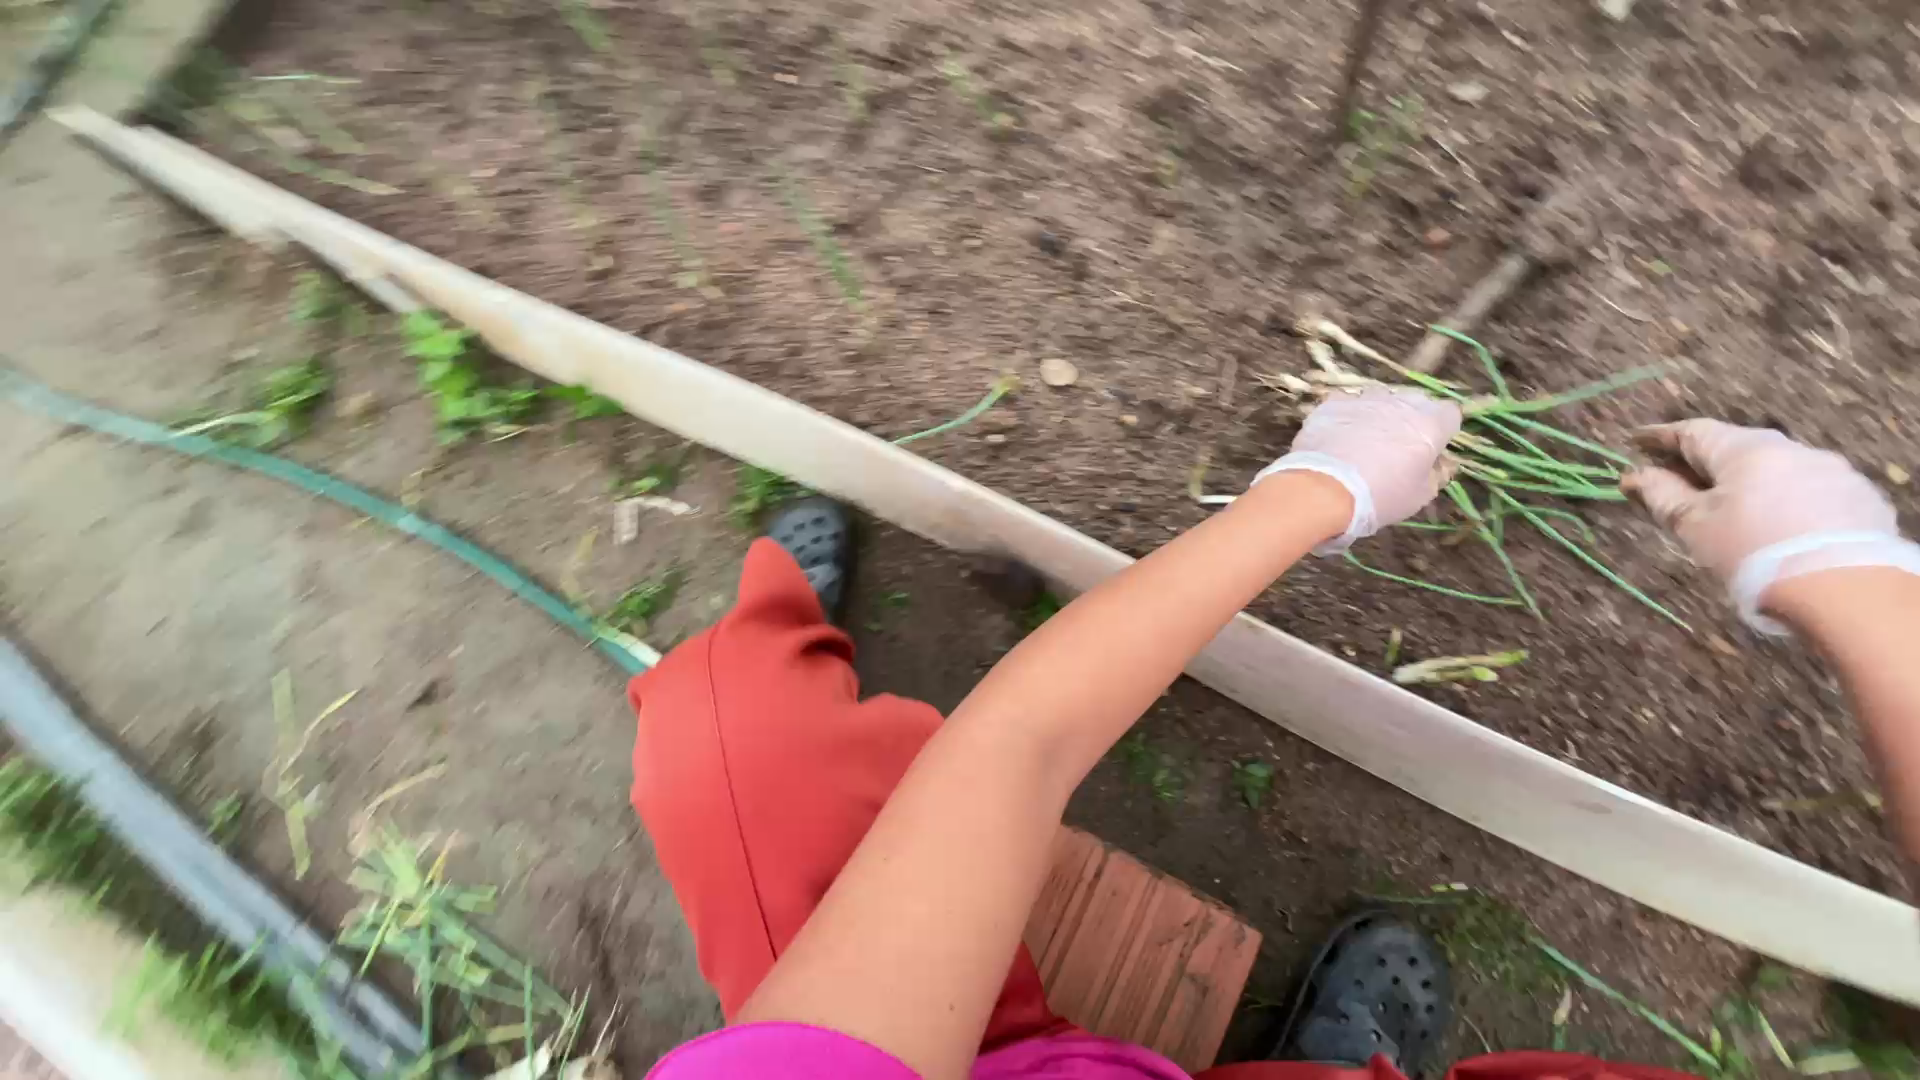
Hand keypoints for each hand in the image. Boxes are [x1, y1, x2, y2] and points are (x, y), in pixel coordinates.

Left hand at [1254, 386, 1461, 553]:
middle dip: (1408, 420)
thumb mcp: (1420, 495)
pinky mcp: (1332, 403)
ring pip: (1378, 399)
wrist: (1324, 490)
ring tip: (1360, 442)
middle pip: (1413, 403)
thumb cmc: (1380, 496)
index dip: (1439, 431)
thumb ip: (1436, 473)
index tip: (1427, 448)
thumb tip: (1440, 464)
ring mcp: (1365, 399)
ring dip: (1375, 415)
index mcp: (1432, 423)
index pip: (1449, 414)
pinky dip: (1344, 416)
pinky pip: (1344, 404)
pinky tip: (1335, 437)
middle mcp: (1401, 402)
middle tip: (1393, 448)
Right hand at [1624, 419, 1919, 633]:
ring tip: (1719, 501)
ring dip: (1740, 478)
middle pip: (1735, 447)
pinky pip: (1803, 486)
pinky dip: (1774, 494)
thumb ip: (1659, 493)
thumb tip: (1634, 475)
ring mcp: (1832, 472)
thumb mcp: (1690, 522)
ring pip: (1772, 467)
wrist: (1840, 587)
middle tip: (1672, 475)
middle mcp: (1793, 450)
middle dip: (1700, 460)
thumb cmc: (1748, 549)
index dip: (1660, 436)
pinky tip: (1765, 517)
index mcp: (1748, 450)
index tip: (1634, 441)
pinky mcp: (1858, 497)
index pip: (1695, 431)